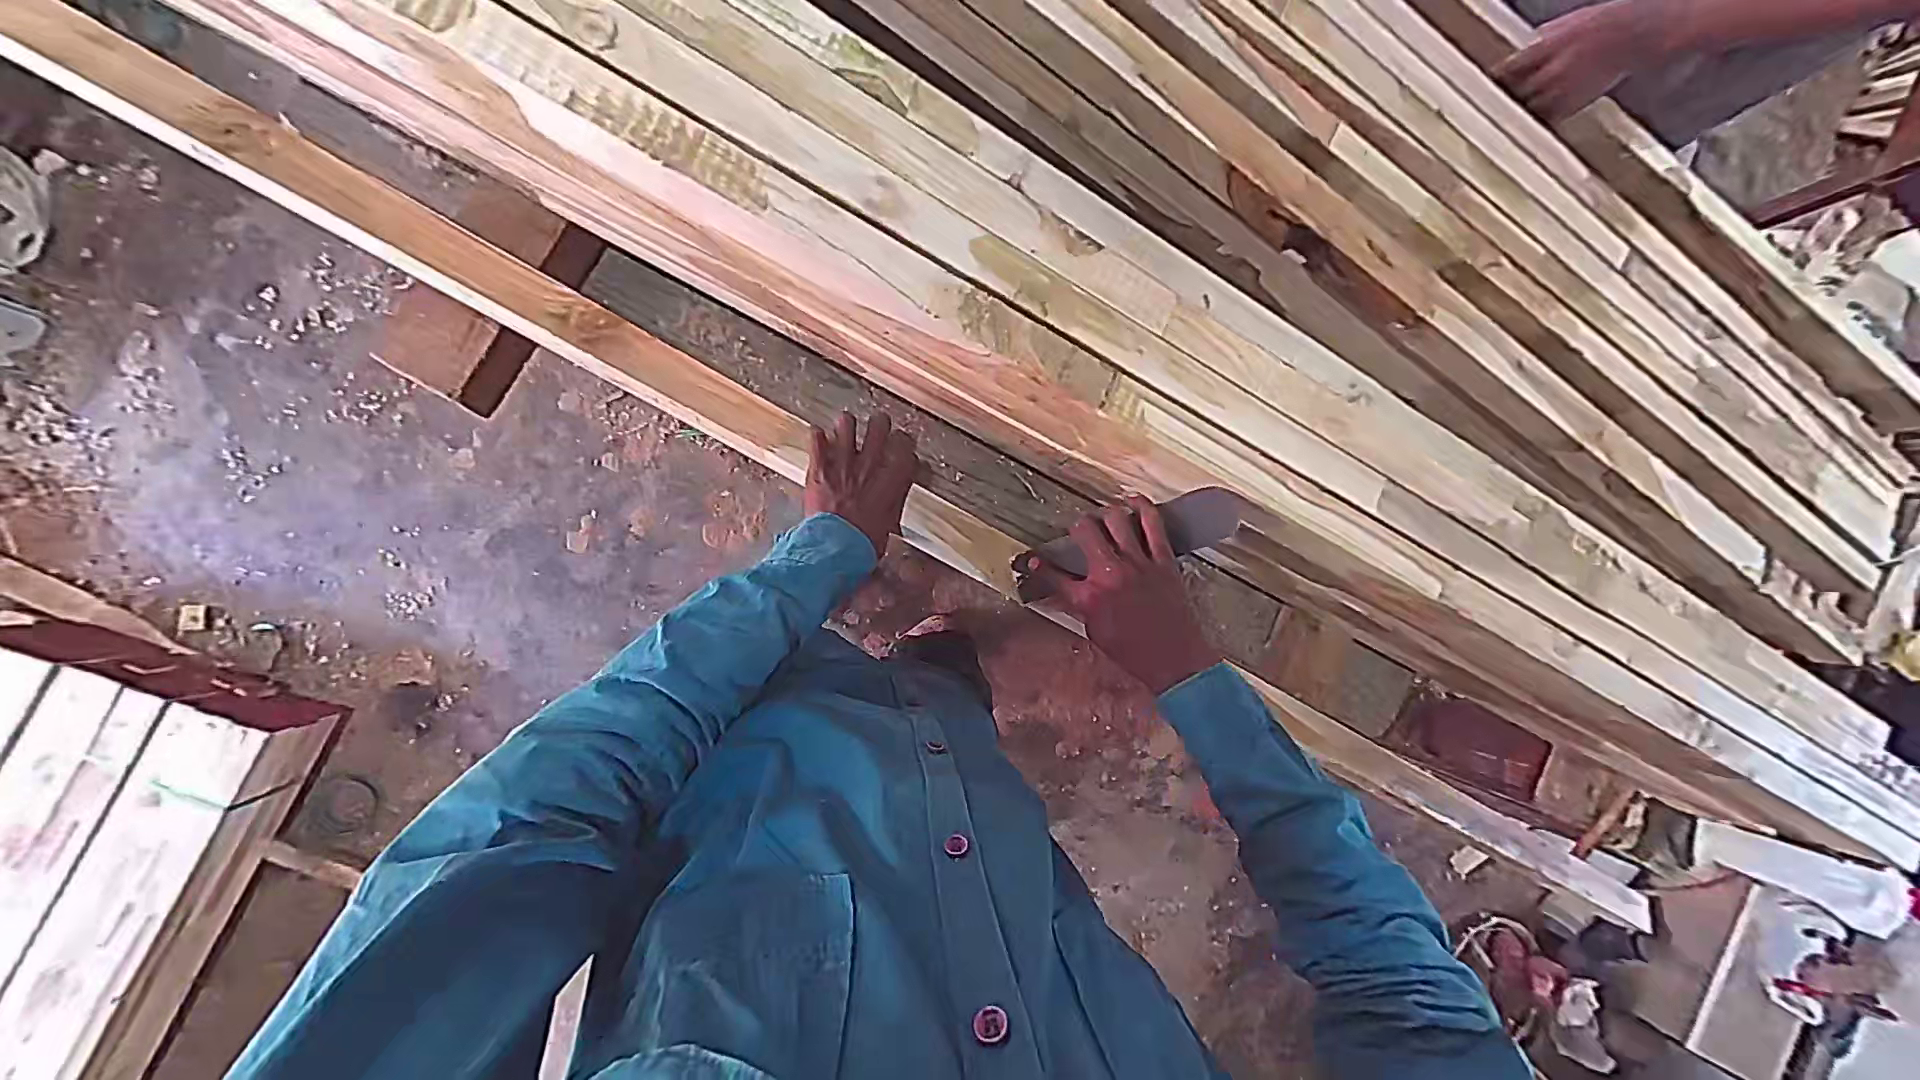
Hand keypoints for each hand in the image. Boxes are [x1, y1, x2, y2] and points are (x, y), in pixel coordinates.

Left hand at [805, 411, 918, 557]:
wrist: (833, 547)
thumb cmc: (862, 542)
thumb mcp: (889, 524)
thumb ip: (893, 503)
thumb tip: (896, 498)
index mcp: (891, 478)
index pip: (905, 447)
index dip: (905, 443)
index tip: (903, 445)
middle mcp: (869, 464)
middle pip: (880, 426)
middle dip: (880, 424)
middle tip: (878, 426)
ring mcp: (842, 462)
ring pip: (847, 423)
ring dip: (847, 425)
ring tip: (847, 428)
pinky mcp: (819, 467)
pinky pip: (817, 438)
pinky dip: (818, 437)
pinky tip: (820, 437)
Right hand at [1022, 496, 1222, 694]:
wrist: (1175, 660)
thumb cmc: (1134, 652)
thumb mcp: (1094, 632)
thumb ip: (1079, 606)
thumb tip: (1069, 591)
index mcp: (1088, 598)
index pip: (1054, 574)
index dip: (1040, 565)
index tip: (1034, 560)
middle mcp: (1109, 575)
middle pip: (1084, 531)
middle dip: (1077, 527)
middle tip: (1080, 531)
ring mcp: (1138, 564)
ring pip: (1115, 520)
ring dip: (1105, 515)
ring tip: (1104, 517)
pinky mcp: (1162, 560)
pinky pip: (1152, 524)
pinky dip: (1141, 507)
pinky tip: (1132, 501)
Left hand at [1495, 0, 1677, 120]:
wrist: (1647, 30)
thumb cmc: (1612, 20)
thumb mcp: (1573, 20)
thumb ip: (1543, 37)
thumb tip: (1520, 48)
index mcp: (1548, 46)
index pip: (1508, 68)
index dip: (1495, 77)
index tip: (1486, 83)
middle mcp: (1550, 70)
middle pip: (1511, 91)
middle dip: (1504, 95)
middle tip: (1493, 100)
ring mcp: (1559, 90)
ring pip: (1523, 107)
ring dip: (1517, 109)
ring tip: (1510, 110)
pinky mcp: (1570, 105)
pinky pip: (1542, 118)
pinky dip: (1534, 119)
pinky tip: (1531, 117)